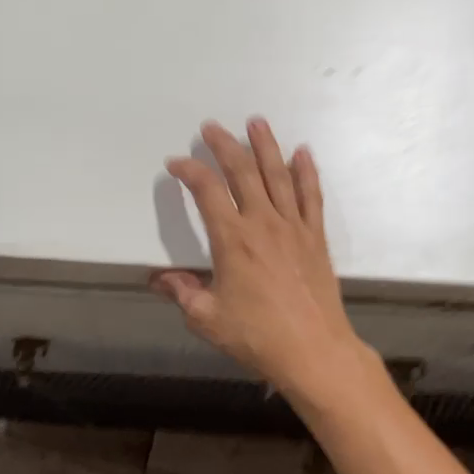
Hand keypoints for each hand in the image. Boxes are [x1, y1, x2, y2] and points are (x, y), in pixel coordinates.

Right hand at [154, 118, 377, 400]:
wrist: (314, 351)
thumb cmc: (257, 336)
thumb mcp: (207, 318)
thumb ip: (182, 292)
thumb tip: (158, 279)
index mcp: (232, 239)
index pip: (206, 191)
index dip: (189, 171)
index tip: (176, 163)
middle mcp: (263, 223)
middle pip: (243, 172)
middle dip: (225, 146)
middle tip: (212, 127)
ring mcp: (293, 227)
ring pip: (278, 175)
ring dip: (266, 146)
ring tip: (257, 122)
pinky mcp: (315, 238)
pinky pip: (311, 196)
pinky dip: (307, 172)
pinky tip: (303, 153)